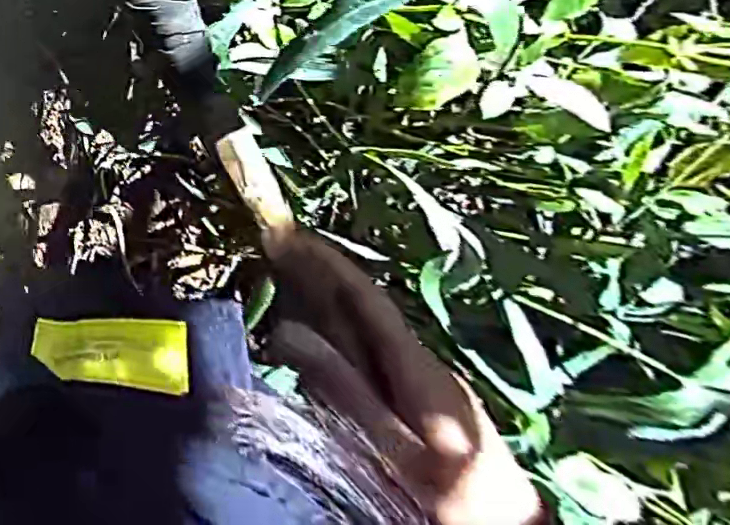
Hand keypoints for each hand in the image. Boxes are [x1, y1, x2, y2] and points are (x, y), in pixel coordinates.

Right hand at [267, 231, 544, 524]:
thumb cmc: (459, 503)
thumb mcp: (399, 454)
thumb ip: (346, 390)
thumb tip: (287, 327)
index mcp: (421, 369)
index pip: (367, 299)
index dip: (327, 261)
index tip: (286, 231)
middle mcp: (422, 367)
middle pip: (362, 308)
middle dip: (316, 273)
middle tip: (271, 245)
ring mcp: (424, 387)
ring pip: (362, 330)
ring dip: (320, 299)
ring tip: (278, 277)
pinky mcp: (420, 407)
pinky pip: (364, 353)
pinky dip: (330, 330)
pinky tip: (307, 333)